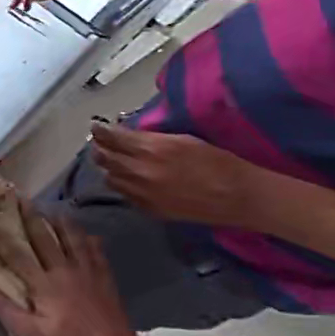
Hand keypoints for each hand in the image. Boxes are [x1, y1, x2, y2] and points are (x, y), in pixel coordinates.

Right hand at [0, 216, 139, 335]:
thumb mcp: (30, 334)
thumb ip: (2, 309)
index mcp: (45, 284)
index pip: (17, 253)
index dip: (1, 235)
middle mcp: (66, 271)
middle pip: (47, 238)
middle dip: (33, 218)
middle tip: (23, 201)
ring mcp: (89, 273)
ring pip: (74, 239)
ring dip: (62, 223)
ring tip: (53, 211)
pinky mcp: (106, 280)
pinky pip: (97, 252)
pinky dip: (89, 240)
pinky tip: (88, 235)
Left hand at [90, 123, 269, 229]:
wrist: (238, 197)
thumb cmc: (218, 162)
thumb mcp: (183, 140)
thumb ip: (151, 139)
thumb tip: (131, 136)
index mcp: (150, 149)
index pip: (112, 138)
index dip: (100, 131)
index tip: (95, 126)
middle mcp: (139, 171)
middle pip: (105, 158)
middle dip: (100, 148)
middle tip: (99, 143)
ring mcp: (140, 193)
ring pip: (109, 177)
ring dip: (109, 168)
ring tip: (113, 161)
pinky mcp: (146, 209)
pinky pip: (123, 194)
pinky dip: (122, 184)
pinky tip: (128, 179)